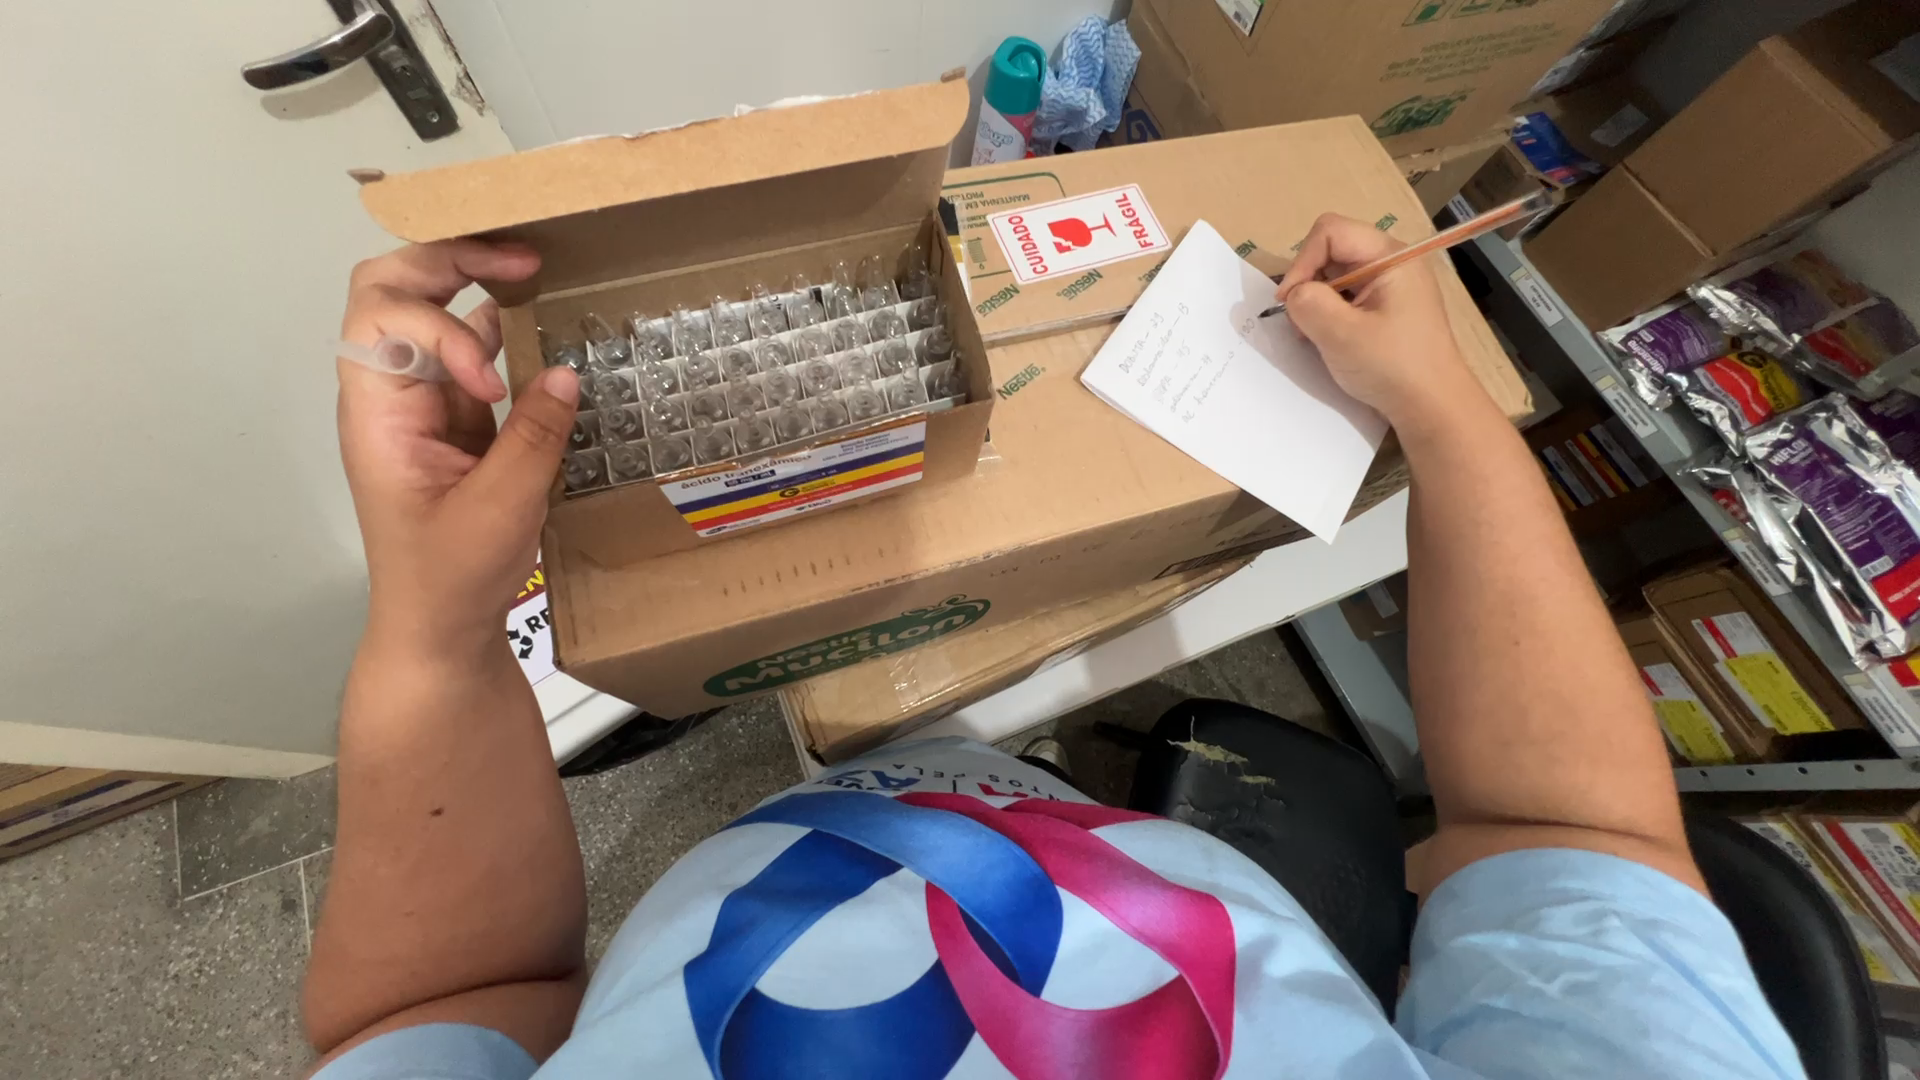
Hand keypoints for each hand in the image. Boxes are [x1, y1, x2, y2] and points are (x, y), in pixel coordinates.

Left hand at [336, 240, 578, 660]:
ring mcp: (425, 407)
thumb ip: (534, 436)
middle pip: (391, 293)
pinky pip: (471, 361)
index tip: (495, 386)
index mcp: (379, 411)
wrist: (441, 622)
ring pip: (429, 318)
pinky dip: (499, 336)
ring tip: (531, 270)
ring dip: (473, 287)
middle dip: (450, 262)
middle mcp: (393, 395)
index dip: (445, 327)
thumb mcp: (502, 506)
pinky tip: (532, 326)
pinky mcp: (458, 425)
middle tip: (520, 258)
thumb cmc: (454, 571)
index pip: (383, 317)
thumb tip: (567, 372)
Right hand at [1275, 214, 1483, 427]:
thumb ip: (1309, 304)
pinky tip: (1328, 338)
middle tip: (1302, 322)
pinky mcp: (1383, 306)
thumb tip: (1292, 294)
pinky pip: (1344, 295)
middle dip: (1307, 283)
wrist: (1430, 403)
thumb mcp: (1341, 335)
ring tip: (1315, 334)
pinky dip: (1326, 313)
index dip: (1301, 262)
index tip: (1288, 302)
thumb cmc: (1391, 366)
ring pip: (1333, 275)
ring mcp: (1388, 284)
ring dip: (1314, 301)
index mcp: (1389, 257)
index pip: (1330, 232)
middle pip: (1330, 250)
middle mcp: (1390, 262)